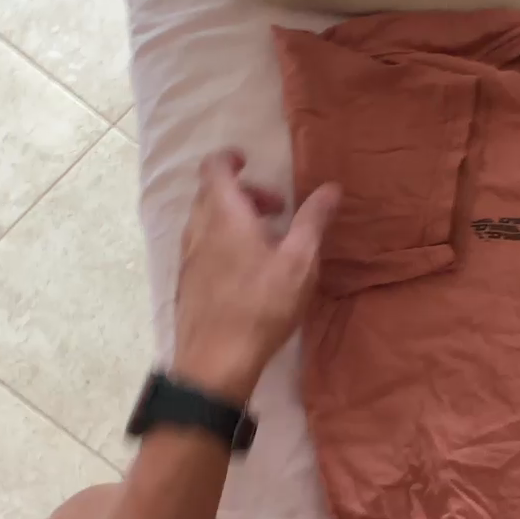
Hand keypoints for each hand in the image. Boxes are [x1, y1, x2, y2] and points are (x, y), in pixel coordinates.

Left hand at [173, 149, 339, 401]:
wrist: (216, 359)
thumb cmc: (262, 305)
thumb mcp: (300, 262)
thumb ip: (313, 221)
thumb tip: (331, 188)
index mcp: (225, 214)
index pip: (216, 168)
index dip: (231, 159)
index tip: (251, 162)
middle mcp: (199, 228)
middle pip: (213, 194)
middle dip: (244, 194)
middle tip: (276, 210)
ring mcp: (189, 257)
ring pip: (208, 222)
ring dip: (235, 221)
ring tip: (267, 244)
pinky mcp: (189, 282)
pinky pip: (205, 247)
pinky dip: (225, 244)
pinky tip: (249, 274)